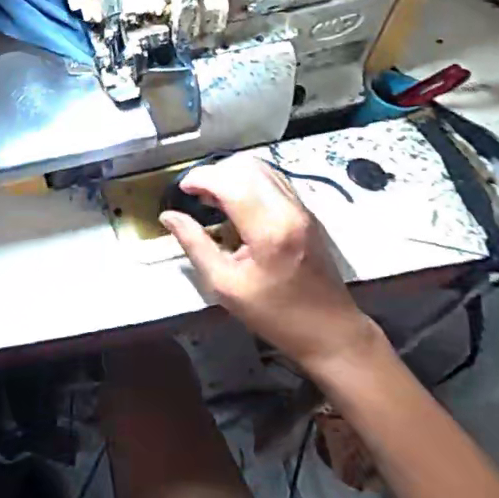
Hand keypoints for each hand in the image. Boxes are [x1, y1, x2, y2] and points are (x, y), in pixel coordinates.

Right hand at [160, 153, 383, 370]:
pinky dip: (249, 181)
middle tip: (196, 195)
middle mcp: (288, 209)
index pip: (230, 182)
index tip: (182, 191)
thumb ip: (194, 245)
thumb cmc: (275, 314)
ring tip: (214, 198)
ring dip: (232, 174)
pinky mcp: (306, 212)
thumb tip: (168, 216)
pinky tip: (237, 204)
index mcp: (268, 229)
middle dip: (214, 173)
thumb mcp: (225, 286)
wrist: (330, 331)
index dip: (200, 179)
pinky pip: (273, 180)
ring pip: (261, 168)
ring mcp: (301, 208)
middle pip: (245, 166)